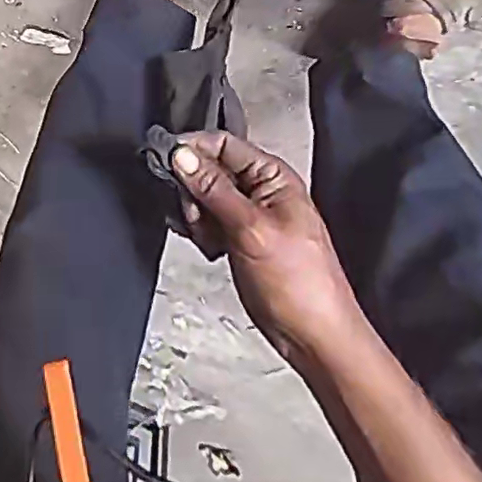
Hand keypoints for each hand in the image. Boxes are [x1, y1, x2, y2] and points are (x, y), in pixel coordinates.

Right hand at [172, 132, 368, 369]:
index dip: (194, 148)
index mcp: (272, 176)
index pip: (224, 143)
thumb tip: (184, 156)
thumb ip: (214, 189)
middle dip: (194, 189)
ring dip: (196, 214)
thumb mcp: (251, 229)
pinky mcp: (239, 237)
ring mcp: (249, 215)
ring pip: (204, 196)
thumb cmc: (302, 285)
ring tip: (208, 237)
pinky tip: (208, 247)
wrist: (314, 338)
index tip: (168, 160)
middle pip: (209, 169)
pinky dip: (201, 231)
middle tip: (194, 213)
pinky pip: (208, 221)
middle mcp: (260, 191)